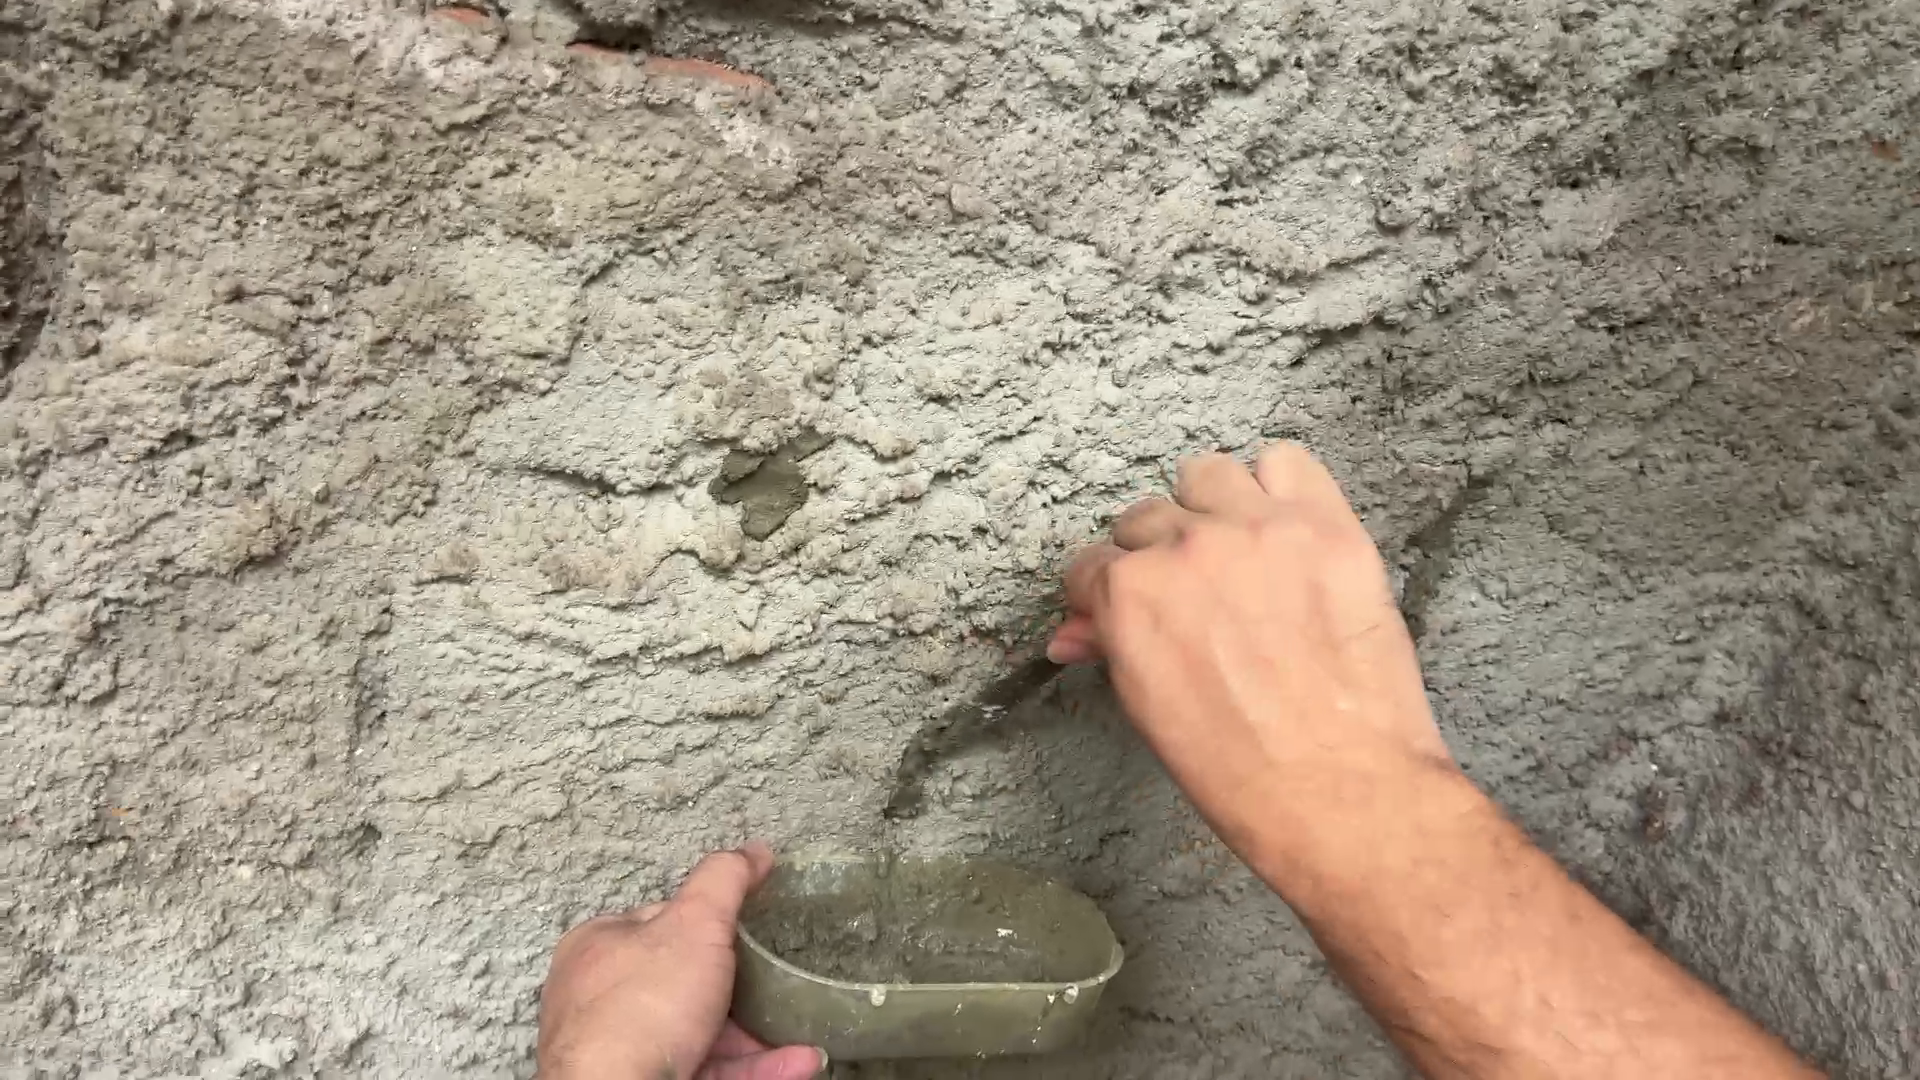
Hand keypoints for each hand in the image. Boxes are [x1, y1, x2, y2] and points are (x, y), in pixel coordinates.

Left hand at [536, 842, 826, 1079]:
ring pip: (701, 1033)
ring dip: (757, 1034)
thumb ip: (726, 879)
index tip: (747, 929)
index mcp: (597, 949)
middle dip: (740, 986)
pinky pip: (709, 1071)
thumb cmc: (645, 1008)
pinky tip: (798, 1061)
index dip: (707, 921)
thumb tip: (755, 850)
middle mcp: (598, 1003)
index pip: (661, 919)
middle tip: (777, 982)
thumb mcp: (697, 921)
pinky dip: (755, 1066)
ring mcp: (619, 1055)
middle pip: (685, 980)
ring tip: (801, 1035)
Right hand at [1046, 444, 1456, 867]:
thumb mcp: (1143, 703)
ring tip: (1231, 551)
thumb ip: (1107, 643)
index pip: (1089, 562)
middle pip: (1143, 516)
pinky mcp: (1325, 527)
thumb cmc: (1232, 764)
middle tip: (1185, 592)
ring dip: (1207, 509)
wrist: (1339, 791)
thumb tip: (1071, 631)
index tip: (1117, 605)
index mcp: (1128, 594)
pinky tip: (1280, 528)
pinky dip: (1276, 487)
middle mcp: (1185, 549)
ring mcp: (1257, 531)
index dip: (1099, 590)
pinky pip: (1286, 462)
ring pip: (1205, 474)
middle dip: (1153, 555)